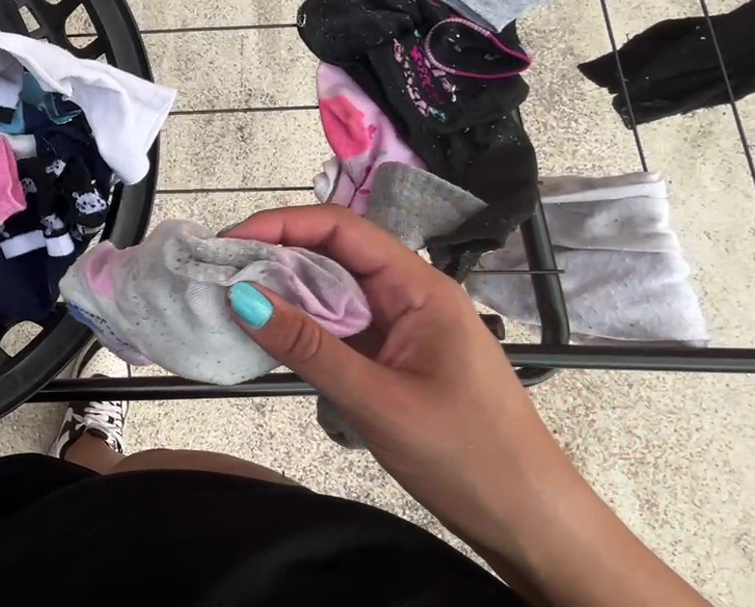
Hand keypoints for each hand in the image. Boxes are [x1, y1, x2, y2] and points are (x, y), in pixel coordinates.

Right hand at [222, 204, 580, 557]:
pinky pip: (335, 323)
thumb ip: (307, 346)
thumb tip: (239, 295)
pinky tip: (266, 334)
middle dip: (271, 254)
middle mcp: (409, 296)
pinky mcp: (391, 356)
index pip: (341, 229)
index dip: (280, 224)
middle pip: (330, 252)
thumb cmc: (471, 459)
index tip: (228, 242)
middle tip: (217, 272)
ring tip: (230, 299)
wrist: (537, 530)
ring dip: (281, 289)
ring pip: (329, 288)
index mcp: (420, 289)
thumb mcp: (379, 401)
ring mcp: (400, 327)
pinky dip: (297, 323)